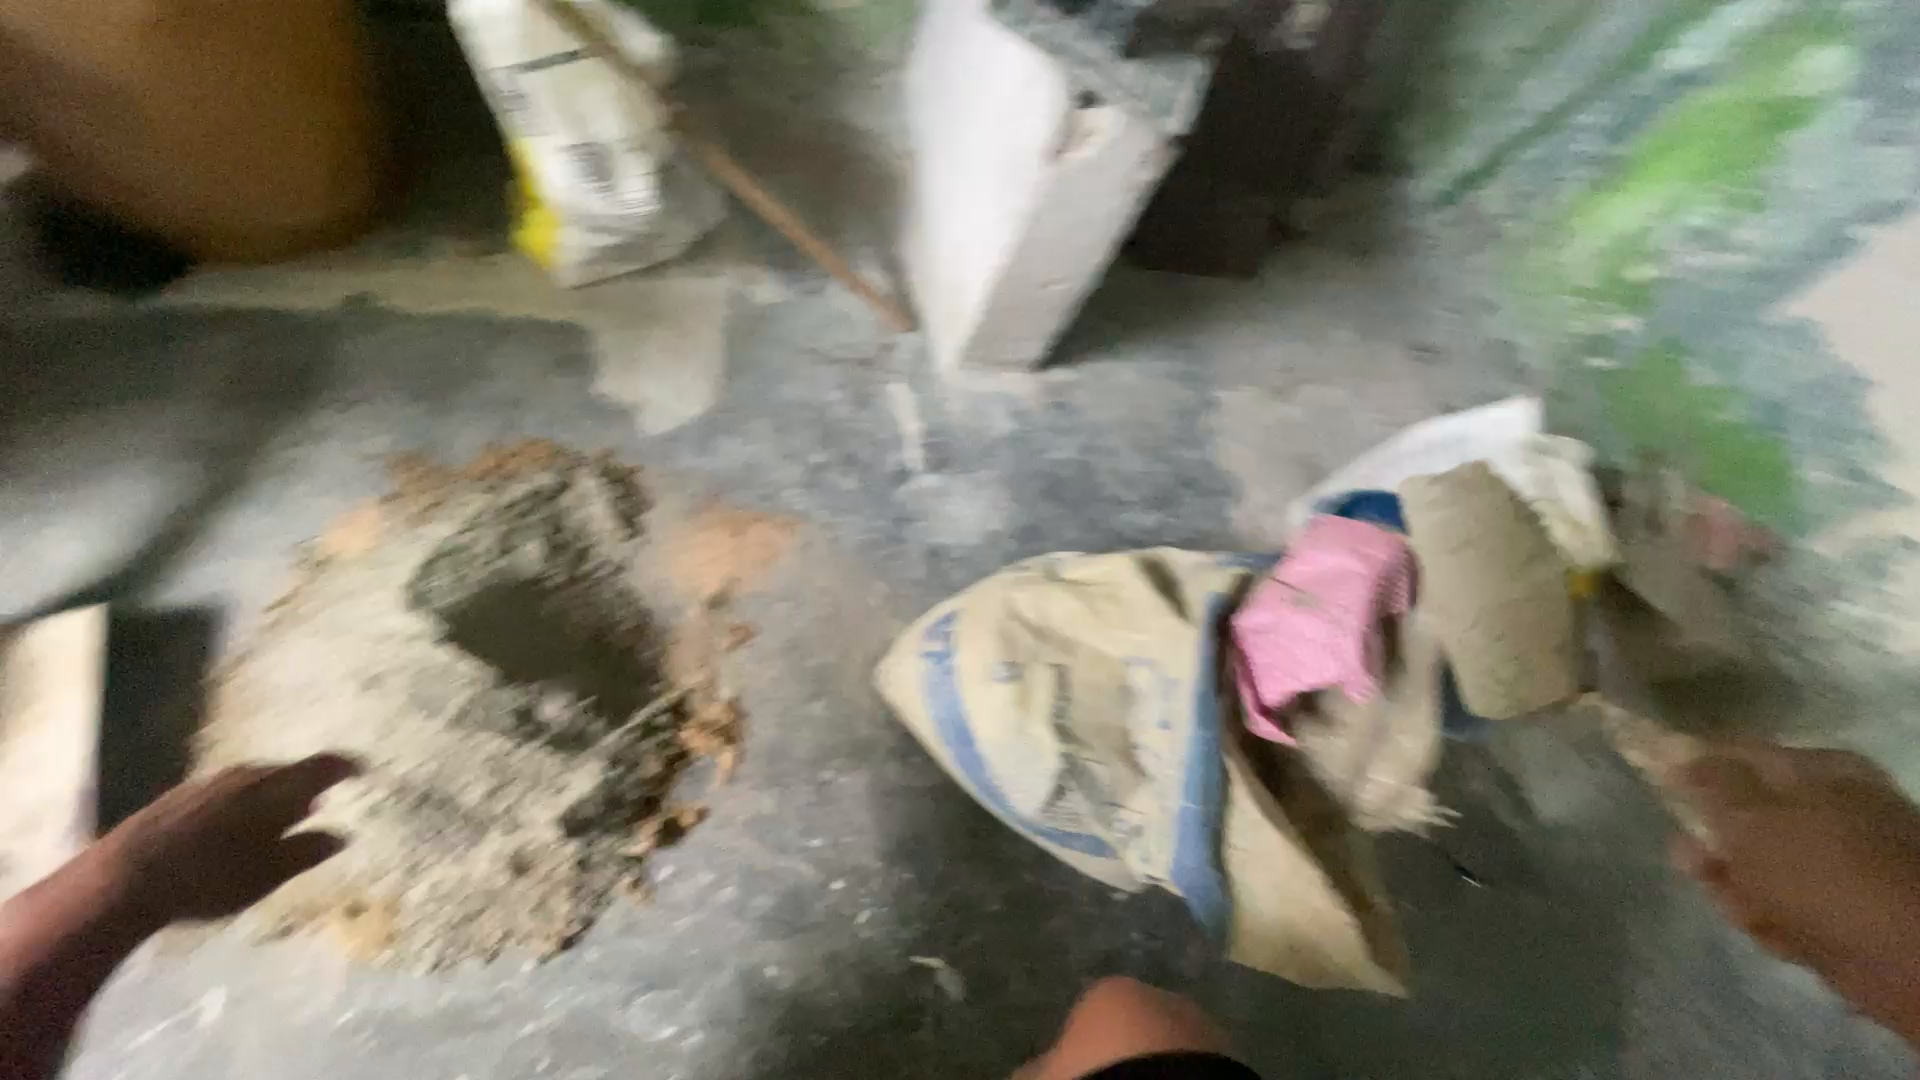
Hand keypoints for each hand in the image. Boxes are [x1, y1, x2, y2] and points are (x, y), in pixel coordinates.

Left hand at [87, 754, 360, 928]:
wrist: (113, 885)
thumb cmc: (210, 878)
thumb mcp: (269, 874)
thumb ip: (308, 851)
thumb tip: (340, 836)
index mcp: (279, 787)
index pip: (325, 765)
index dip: (347, 767)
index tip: (360, 773)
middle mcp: (247, 775)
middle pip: (288, 771)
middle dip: (305, 787)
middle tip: (315, 807)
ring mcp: (207, 783)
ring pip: (253, 781)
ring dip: (269, 796)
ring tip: (270, 820)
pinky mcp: (174, 798)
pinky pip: (223, 792)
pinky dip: (237, 803)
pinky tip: (227, 830)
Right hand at [1672, 739, 1919, 1040]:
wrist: (1910, 963)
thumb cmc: (1822, 873)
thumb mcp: (1750, 815)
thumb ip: (1709, 778)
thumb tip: (1675, 746)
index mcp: (1821, 772)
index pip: (1737, 753)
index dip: (1691, 766)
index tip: (1657, 783)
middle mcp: (1835, 809)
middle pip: (1742, 813)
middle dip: (1709, 840)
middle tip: (1692, 860)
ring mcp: (1842, 862)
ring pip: (1755, 862)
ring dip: (1734, 884)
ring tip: (1740, 906)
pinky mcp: (1846, 909)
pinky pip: (1783, 903)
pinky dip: (1769, 917)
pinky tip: (1771, 931)